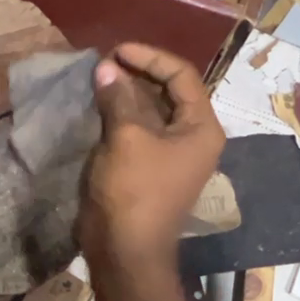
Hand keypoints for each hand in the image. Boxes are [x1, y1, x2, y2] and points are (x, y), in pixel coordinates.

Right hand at [82, 43, 224, 267]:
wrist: (125, 250)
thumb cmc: (135, 191)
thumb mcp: (127, 137)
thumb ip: (118, 97)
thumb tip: (105, 67)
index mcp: (202, 128)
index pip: (182, 76)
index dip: (150, 57)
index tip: (116, 50)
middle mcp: (192, 137)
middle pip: (168, 90)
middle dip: (136, 73)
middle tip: (104, 62)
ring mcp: (169, 153)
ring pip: (150, 108)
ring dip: (125, 91)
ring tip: (97, 77)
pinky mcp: (146, 165)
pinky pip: (136, 128)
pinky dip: (118, 112)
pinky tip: (97, 103)